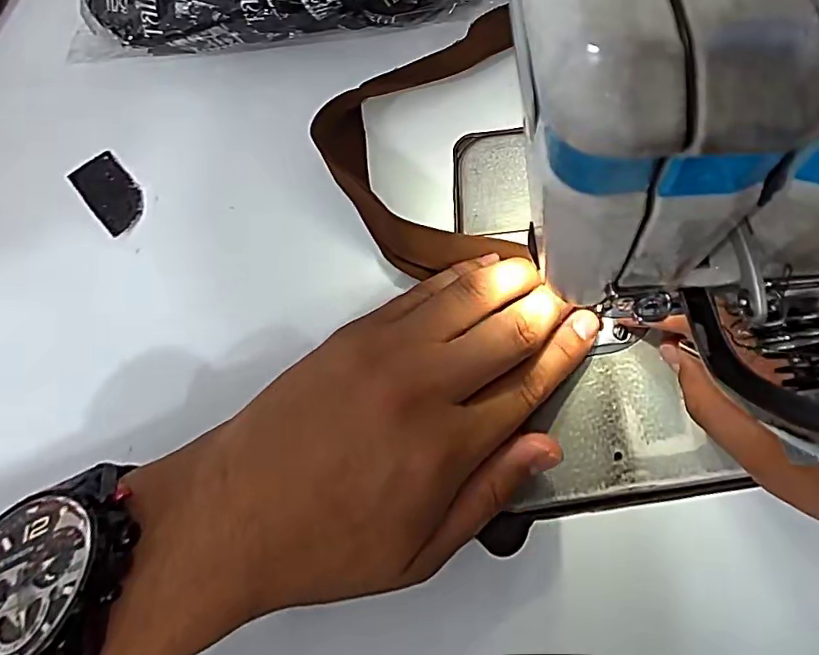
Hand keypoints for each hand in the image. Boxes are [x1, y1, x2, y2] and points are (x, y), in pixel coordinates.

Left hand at [109, 255, 600, 653]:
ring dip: (514, 278)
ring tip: (538, 274)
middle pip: (511, 327)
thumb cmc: (321, 538)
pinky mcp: (361, 329)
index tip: (587, 327)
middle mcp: (423, 387)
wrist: (231, 512)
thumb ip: (490, 493)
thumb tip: (542, 448)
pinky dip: (465, 273)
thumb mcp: (419, 551)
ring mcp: (389, 349)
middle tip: (568, 299)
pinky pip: (427, 288)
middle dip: (551, 307)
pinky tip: (484, 268)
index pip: (529, 382)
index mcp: (445, 447)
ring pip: (473, 293)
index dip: (568, 349)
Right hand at [651, 293, 818, 558]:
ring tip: (756, 355)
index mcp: (773, 345)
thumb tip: (677, 358)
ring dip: (749, 312)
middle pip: (733, 293)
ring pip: (769, 290)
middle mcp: (806, 308)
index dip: (671, 314)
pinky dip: (790, 312)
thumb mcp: (768, 458)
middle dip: (708, 314)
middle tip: (699, 345)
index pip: (699, 307)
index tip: (652, 319)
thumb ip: (709, 401)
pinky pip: (809, 293)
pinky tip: (802, 350)